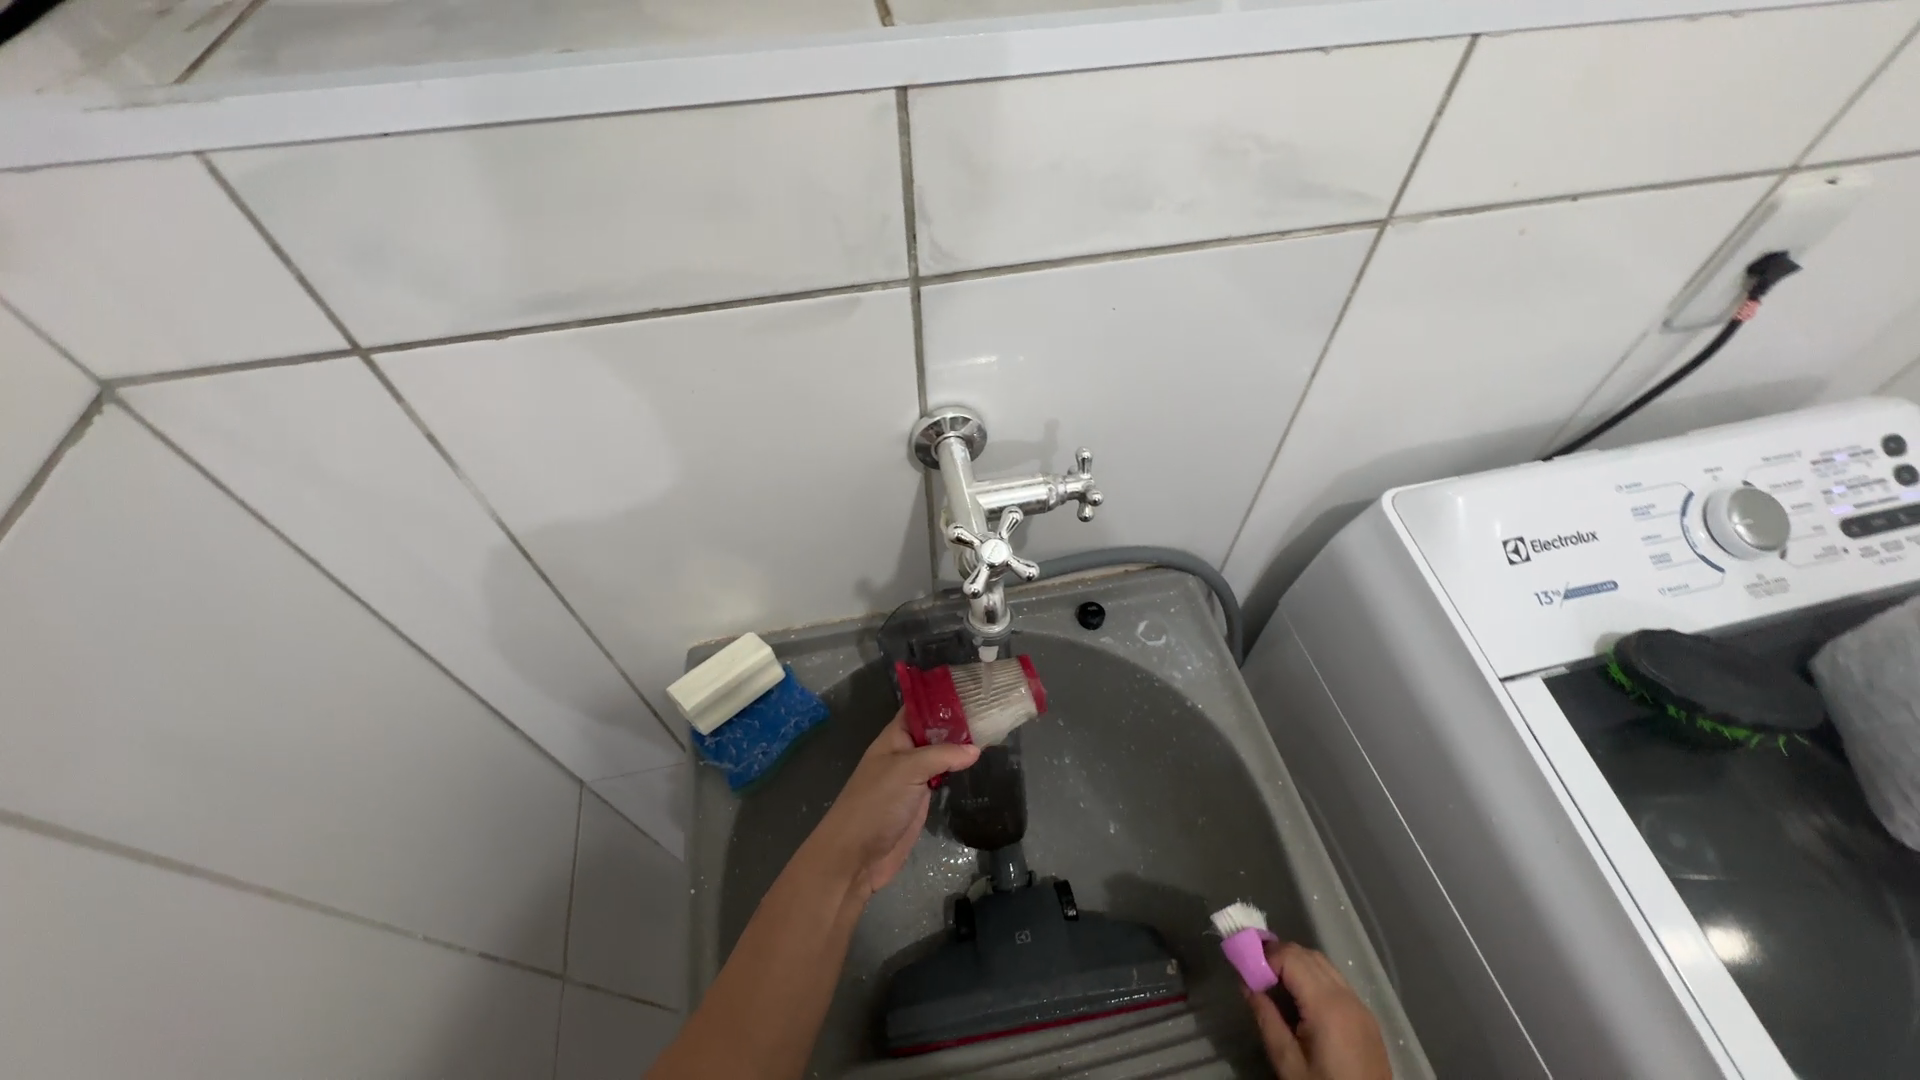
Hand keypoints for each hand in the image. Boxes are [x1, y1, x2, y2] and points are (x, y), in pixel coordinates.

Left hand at [804, 710, 979, 898]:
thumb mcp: (907, 770)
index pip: (919, 708)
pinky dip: (958, 770)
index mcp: (894, 737)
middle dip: (957, 721)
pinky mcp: (921, 800)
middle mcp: (904, 752)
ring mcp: (912, 777)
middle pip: (933, 731)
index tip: (972, 688)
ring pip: (940, 754)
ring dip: (960, 746)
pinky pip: (942, 777)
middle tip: (992, 708)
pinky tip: (979, 762)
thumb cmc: (875, 804)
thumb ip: (941, 755)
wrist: (856, 856)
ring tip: (993, 729)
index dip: (941, 698)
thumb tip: (975, 749)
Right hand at [1245, 941, 1391, 1079]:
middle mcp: (1347, 997)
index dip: (1264, 955)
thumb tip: (1245, 982)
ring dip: (1297, 964)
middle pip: (1307, 954)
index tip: (1245, 968)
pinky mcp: (1366, 1017)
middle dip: (1278, 956)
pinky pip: (1336, 981)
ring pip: (1323, 964)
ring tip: (1275, 985)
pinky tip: (1301, 999)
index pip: (1290, 957)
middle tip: (1255, 974)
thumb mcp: (1287, 1062)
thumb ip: (1266, 1017)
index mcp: (1327, 1006)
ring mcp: (1361, 1006)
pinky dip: (1314, 977)